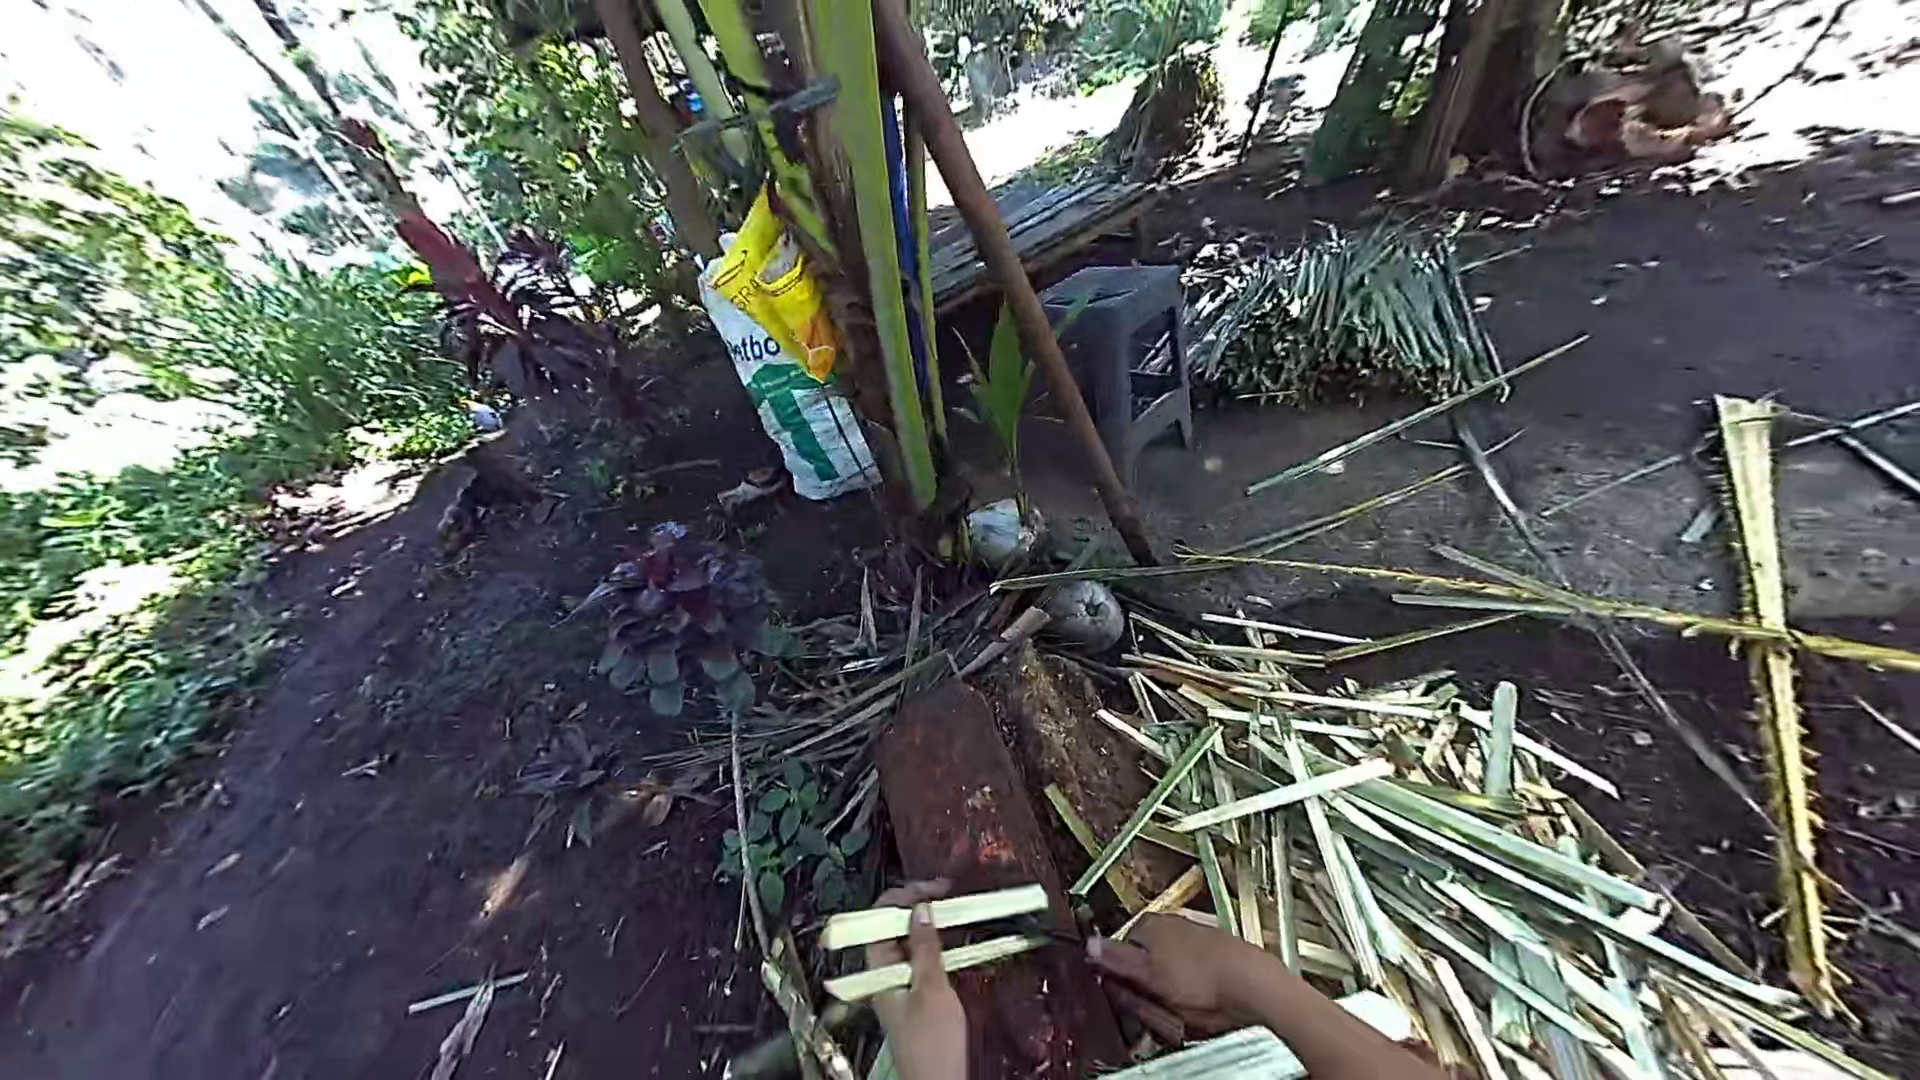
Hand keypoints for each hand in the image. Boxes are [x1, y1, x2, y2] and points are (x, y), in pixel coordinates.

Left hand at [867, 880, 965, 1079]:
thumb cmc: (932, 1044)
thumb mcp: (931, 990)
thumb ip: (925, 946)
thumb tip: (920, 907)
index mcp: (878, 970)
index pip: (879, 918)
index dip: (902, 897)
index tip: (931, 889)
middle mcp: (885, 972)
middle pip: (893, 925)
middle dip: (916, 903)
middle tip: (945, 892)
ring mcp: (900, 982)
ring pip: (909, 939)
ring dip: (928, 920)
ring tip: (951, 905)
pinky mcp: (915, 993)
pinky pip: (920, 955)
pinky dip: (935, 940)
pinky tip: (951, 934)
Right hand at [1086, 914, 1273, 1031]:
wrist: (1250, 982)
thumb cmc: (1197, 975)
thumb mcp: (1149, 972)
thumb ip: (1116, 958)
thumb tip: (1088, 944)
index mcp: (1147, 924)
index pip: (1120, 951)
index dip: (1123, 980)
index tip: (1132, 1000)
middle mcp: (1167, 927)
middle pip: (1143, 965)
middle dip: (1148, 992)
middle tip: (1160, 1011)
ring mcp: (1190, 941)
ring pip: (1166, 977)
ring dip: (1169, 1000)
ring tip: (1183, 1014)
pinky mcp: (1211, 958)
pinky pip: (1189, 982)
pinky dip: (1191, 998)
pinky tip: (1201, 1009)